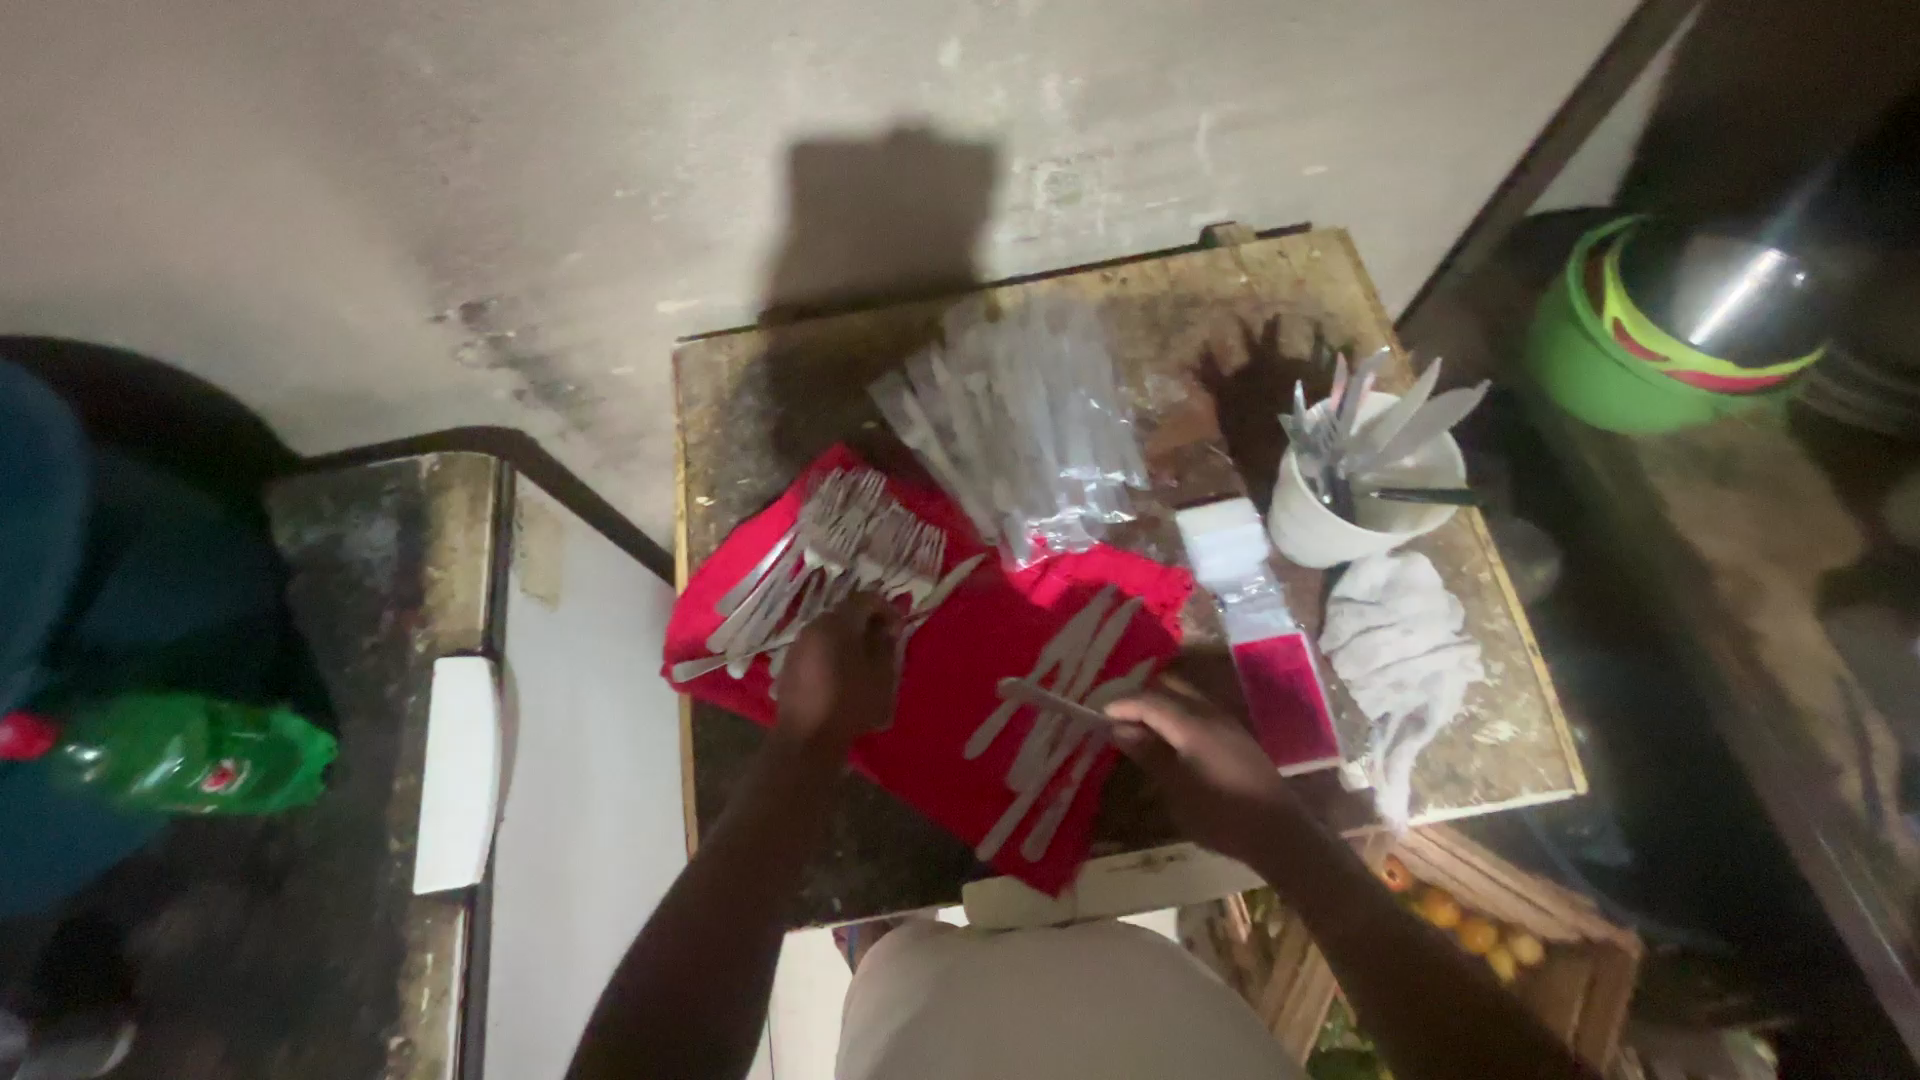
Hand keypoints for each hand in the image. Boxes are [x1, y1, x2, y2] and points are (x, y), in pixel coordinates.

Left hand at [773, 592, 901, 755]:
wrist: (807, 739)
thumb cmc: (851, 704)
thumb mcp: (881, 675)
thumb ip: (886, 645)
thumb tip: (887, 629)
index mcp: (837, 623)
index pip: (866, 599)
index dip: (887, 609)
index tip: (898, 629)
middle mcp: (813, 626)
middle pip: (845, 613)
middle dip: (867, 623)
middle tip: (884, 642)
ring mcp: (798, 645)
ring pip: (829, 630)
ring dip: (849, 638)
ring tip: (864, 660)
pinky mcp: (789, 664)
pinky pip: (817, 647)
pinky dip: (832, 651)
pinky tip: (842, 674)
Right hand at [1104, 686, 1302, 864]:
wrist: (1279, 834)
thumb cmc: (1221, 814)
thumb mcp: (1177, 788)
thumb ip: (1149, 754)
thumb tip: (1119, 730)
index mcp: (1192, 724)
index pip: (1150, 701)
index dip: (1123, 704)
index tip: (1100, 714)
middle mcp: (1211, 714)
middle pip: (1170, 688)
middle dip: (1142, 696)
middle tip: (1119, 716)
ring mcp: (1227, 723)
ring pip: (1187, 697)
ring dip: (1161, 705)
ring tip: (1141, 726)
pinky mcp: (1237, 737)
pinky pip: (1199, 710)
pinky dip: (1178, 715)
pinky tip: (1170, 738)